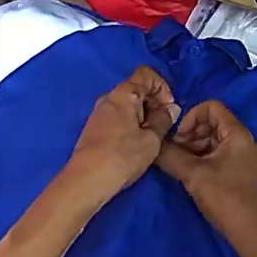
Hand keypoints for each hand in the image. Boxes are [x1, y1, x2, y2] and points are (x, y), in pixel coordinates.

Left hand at [63, 67, 178, 201]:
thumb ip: (164, 120)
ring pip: (128, 104)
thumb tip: (171, 108)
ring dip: (144, 115)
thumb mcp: (152, 139)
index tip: (169, 109)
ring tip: (151, 137)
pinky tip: (136, 144)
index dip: (163, 87)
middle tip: (164, 125)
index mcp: (123, 93)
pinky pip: (119, 117)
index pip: (147, 74)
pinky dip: (132, 124)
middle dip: (155, 103)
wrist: (85, 182)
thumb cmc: (122, 156)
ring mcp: (99, 113)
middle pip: (137, 89)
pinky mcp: (94, 128)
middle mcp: (109, 98)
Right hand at [155, 100, 256, 243]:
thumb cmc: (226, 197)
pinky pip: (218, 154)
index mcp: (237, 132)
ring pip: (214, 139)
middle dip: (190, 134)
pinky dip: (203, 159)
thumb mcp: (194, 175)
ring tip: (180, 166)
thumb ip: (171, 156)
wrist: (251, 231)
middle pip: (212, 122)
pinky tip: (191, 175)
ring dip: (194, 148)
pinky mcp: (239, 171)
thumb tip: (153, 146)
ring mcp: (243, 156)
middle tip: (174, 154)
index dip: (191, 117)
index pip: (212, 107)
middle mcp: (243, 139)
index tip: (177, 139)